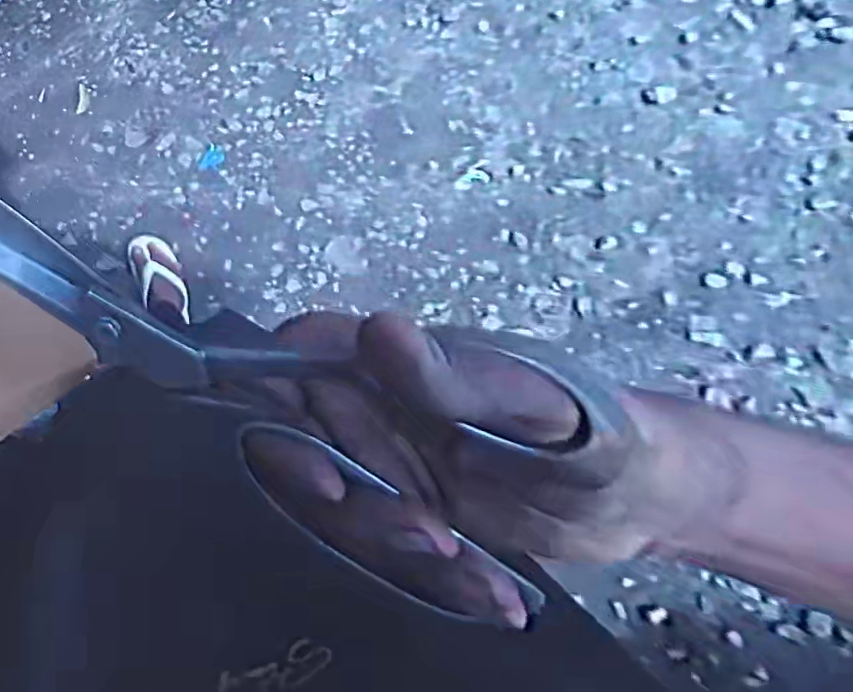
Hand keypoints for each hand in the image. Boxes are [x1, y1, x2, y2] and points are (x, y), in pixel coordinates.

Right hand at [239, 311, 738, 627]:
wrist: (645, 494)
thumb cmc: (586, 423)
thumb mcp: (524, 400)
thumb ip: (444, 372)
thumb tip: (379, 329)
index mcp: (361, 357)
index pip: (280, 369)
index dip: (275, 416)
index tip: (322, 472)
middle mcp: (347, 402)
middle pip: (292, 447)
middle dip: (346, 500)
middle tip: (420, 529)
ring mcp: (365, 457)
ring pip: (329, 503)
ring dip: (391, 544)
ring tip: (470, 563)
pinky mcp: (388, 504)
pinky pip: (376, 544)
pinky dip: (429, 579)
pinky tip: (490, 591)